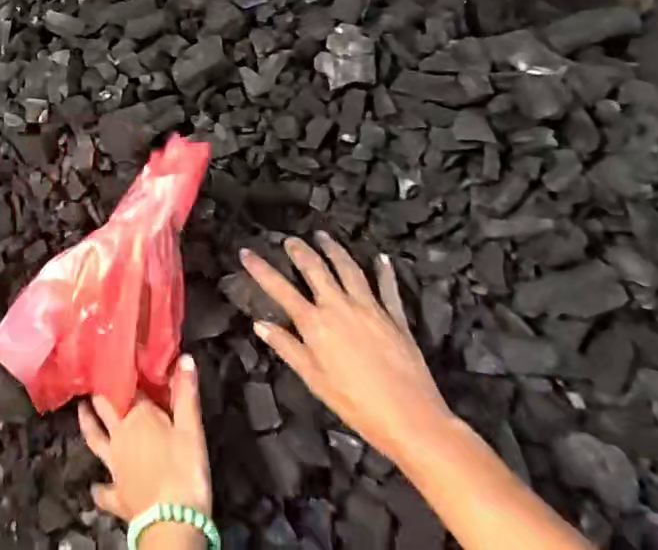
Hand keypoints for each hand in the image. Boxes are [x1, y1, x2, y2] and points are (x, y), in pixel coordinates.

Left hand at [78, 355, 212, 523]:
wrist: (171, 521)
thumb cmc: (184, 470)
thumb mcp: (192, 430)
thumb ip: (187, 394)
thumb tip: (185, 357)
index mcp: (138, 416)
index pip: (132, 391)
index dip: (129, 379)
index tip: (122, 367)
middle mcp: (120, 434)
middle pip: (106, 408)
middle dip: (101, 396)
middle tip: (94, 383)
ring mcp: (114, 464)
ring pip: (94, 439)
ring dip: (87, 425)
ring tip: (80, 411)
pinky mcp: (116, 494)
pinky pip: (104, 491)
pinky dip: (99, 489)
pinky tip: (95, 487)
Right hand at [239, 233, 455, 467]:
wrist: (412, 420)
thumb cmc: (356, 404)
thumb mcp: (313, 379)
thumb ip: (286, 347)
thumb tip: (260, 324)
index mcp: (315, 324)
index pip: (279, 288)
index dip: (260, 268)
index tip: (245, 252)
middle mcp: (339, 308)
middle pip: (315, 269)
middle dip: (300, 250)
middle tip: (290, 239)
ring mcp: (370, 310)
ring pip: (349, 270)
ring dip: (334, 250)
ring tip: (324, 236)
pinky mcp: (396, 319)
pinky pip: (388, 288)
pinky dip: (384, 271)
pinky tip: (381, 258)